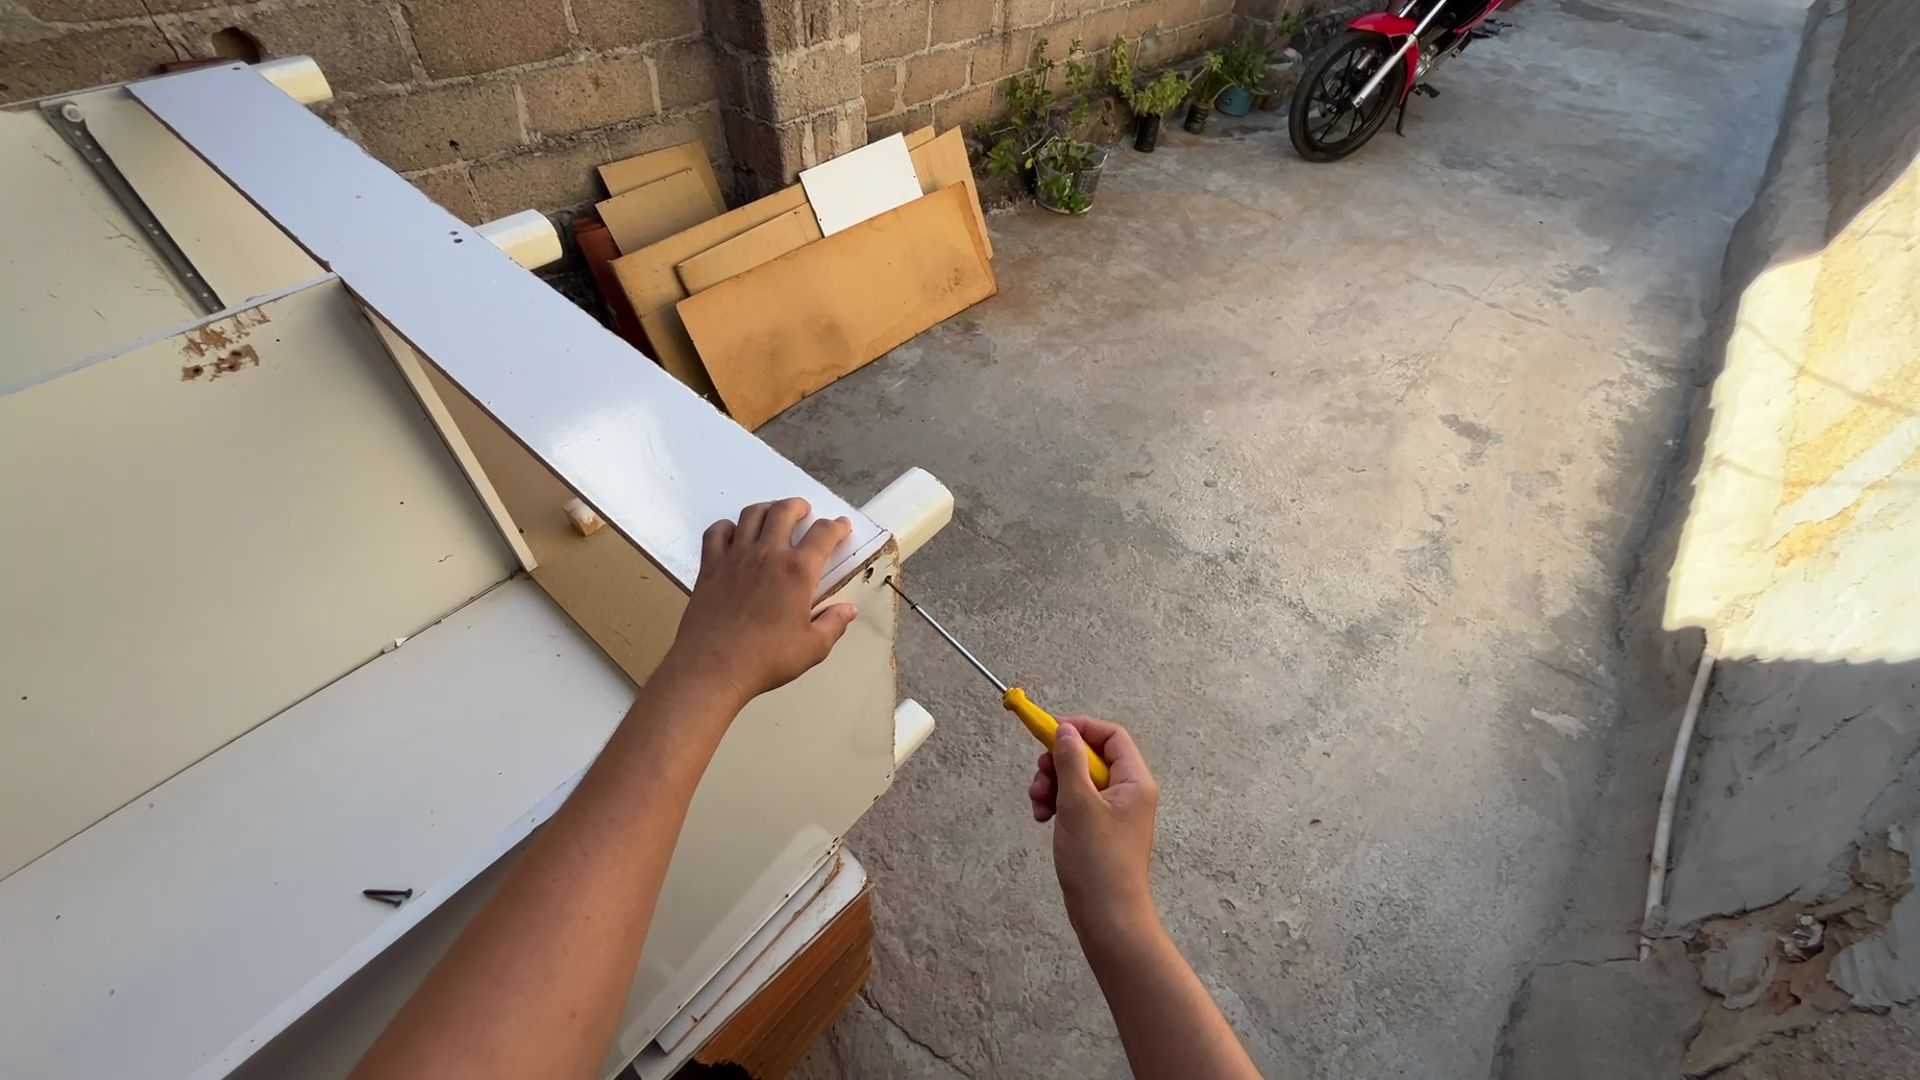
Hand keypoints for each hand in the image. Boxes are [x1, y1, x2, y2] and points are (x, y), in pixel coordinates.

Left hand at [658, 498, 856, 708]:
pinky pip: (717, 532)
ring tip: (774, 514)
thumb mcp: (813, 647)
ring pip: (752, 514)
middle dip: (799, 506)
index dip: (837, 526)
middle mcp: (768, 554)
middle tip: (806, 511)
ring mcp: (735, 557)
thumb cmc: (767, 658)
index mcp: (798, 571)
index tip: (842, 527)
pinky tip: (735, 534)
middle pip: (785, 511)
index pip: (824, 534)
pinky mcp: (710, 566)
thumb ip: (834, 624)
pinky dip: (728, 527)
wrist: (713, 667)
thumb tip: (848, 610)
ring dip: (767, 508)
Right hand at [1029, 715, 1160, 945]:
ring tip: (1037, 804)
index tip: (1050, 732)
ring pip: (1078, 779)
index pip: (1111, 735)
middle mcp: (1128, 792)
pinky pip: (1076, 802)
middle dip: (1059, 763)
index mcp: (1134, 781)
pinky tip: (1042, 818)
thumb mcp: (1078, 803)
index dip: (1080, 728)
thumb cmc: (1097, 860)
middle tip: (1039, 776)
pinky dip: (1057, 804)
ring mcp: (1114, 812)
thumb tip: (1065, 730)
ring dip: (1053, 785)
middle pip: (1090, 757)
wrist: (1107, 919)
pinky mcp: (1099, 829)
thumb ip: (1070, 761)